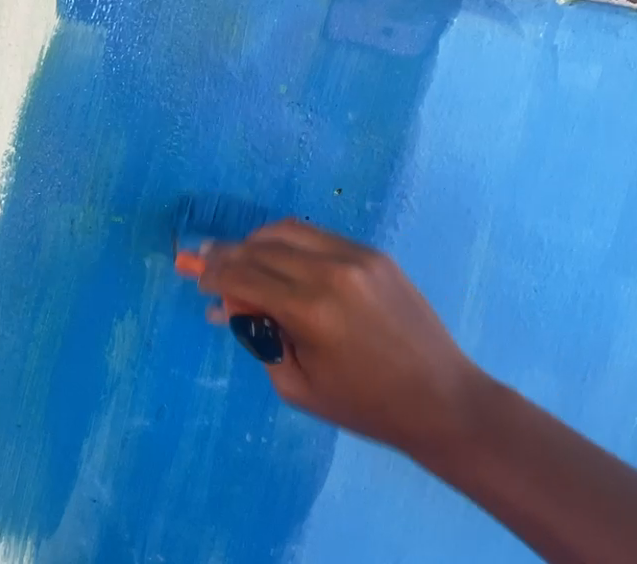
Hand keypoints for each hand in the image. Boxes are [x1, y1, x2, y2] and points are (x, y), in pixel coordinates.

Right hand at [195, 220, 483, 459]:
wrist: (444, 401)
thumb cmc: (364, 405)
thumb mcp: (296, 385)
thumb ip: (257, 337)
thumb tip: (228, 303)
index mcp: (309, 312)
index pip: (242, 276)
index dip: (211, 274)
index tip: (192, 274)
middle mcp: (329, 273)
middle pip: (257, 248)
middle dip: (225, 254)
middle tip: (202, 261)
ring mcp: (355, 257)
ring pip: (284, 231)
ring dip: (253, 241)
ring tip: (238, 257)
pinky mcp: (373, 254)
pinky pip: (315, 235)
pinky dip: (286, 242)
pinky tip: (277, 259)